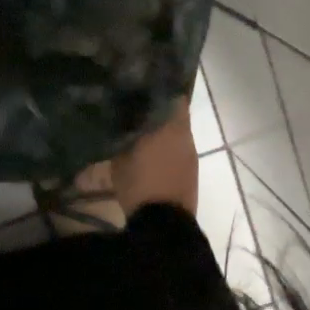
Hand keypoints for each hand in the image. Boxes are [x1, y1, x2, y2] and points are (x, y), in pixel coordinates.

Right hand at [110, 96, 198, 215]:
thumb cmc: (139, 184)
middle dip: (158, 108)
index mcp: (169, 125)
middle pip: (175, 112)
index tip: (141, 85)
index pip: (170, 94)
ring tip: (142, 129)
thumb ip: (121, 133)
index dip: (157, 88)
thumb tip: (118, 118)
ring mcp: (191, 154)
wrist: (163, 224)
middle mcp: (185, 134)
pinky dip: (168, 146)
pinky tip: (151, 151)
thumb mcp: (120, 156)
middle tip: (136, 107)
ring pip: (178, 131)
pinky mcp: (192, 171)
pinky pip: (179, 148)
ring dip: (164, 129)